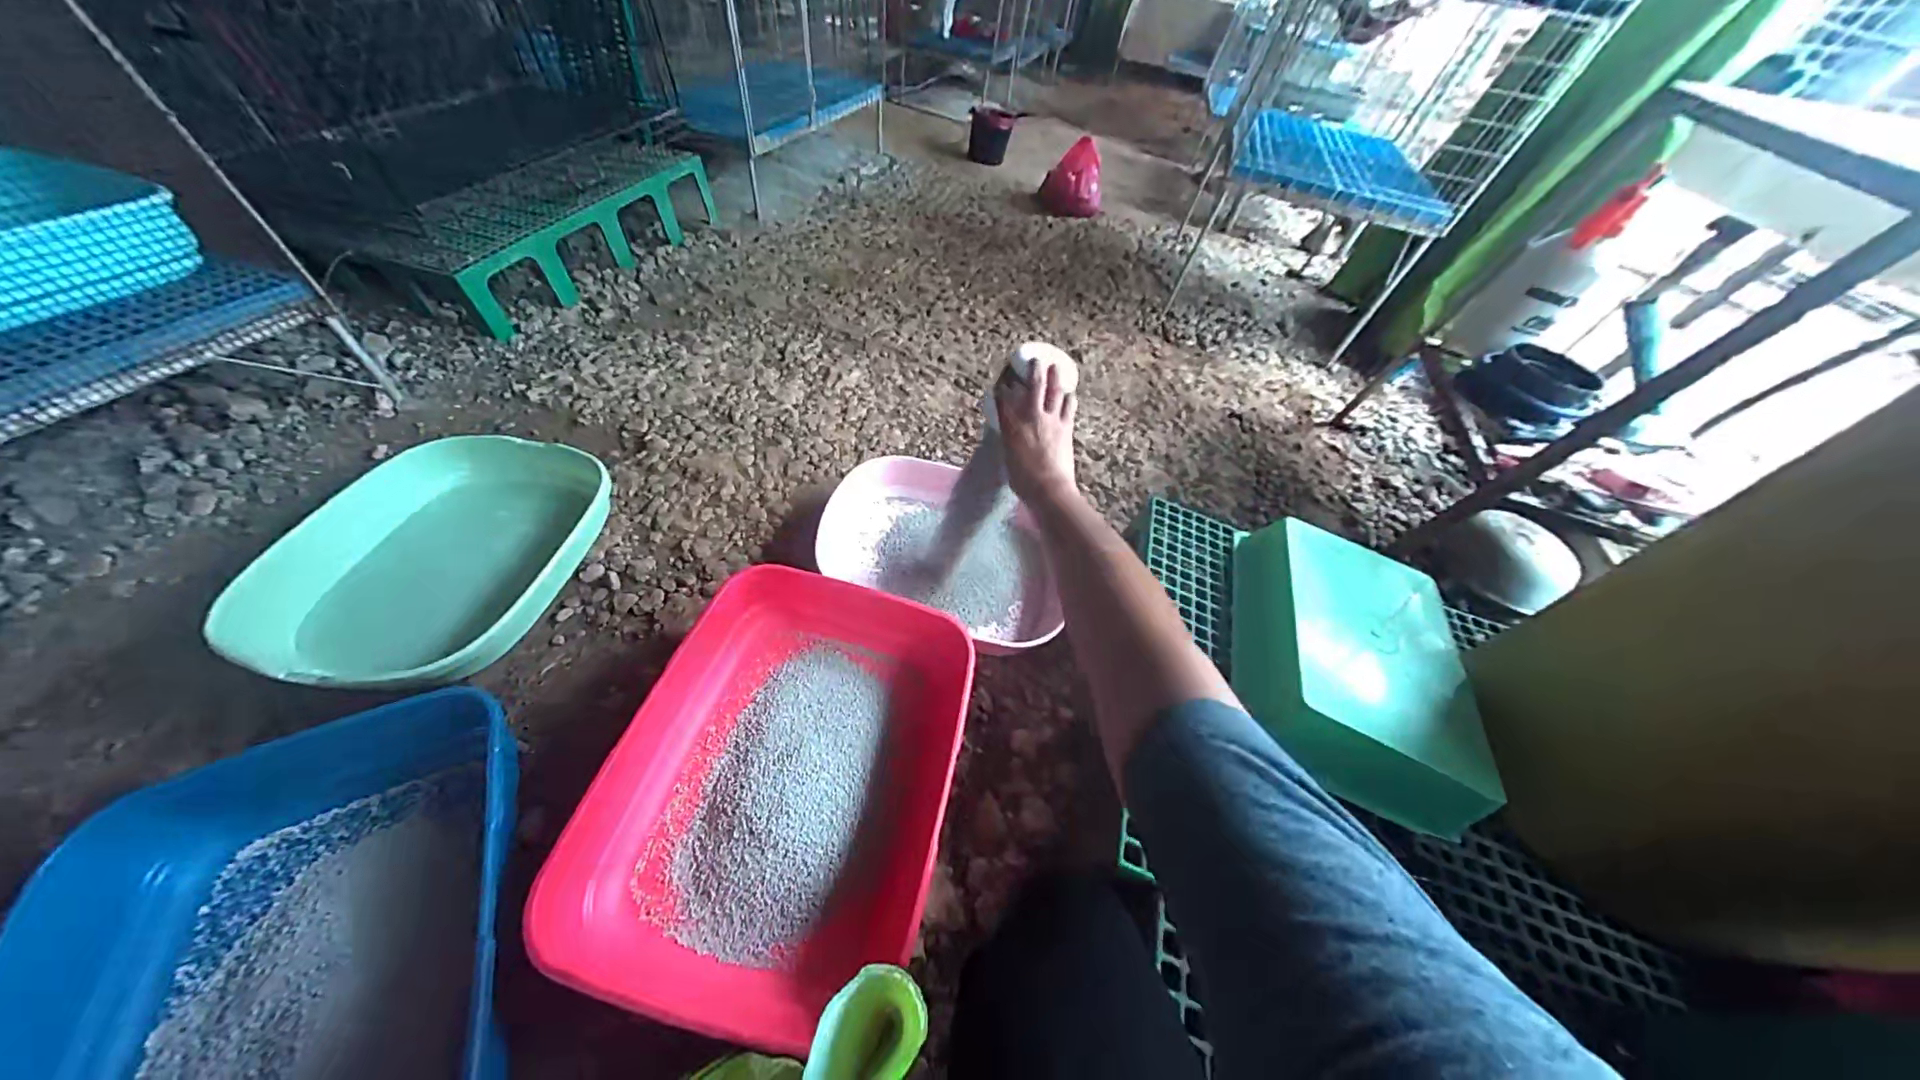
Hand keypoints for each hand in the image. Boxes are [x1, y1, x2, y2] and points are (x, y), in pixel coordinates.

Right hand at [995, 355, 1077, 505]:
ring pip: (1054, 391)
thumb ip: (1010, 442)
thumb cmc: (1023, 480)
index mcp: (1011, 426)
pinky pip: (1069, 407)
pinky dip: (1068, 398)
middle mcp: (1031, 417)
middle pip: (1033, 386)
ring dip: (1055, 377)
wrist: (1049, 489)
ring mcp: (1051, 420)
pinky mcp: (1066, 428)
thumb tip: (1013, 436)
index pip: (1004, 398)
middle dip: (1034, 370)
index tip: (1003, 381)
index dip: (1003, 387)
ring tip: (1055, 367)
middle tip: (1035, 360)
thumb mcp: (1009, 458)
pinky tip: (1069, 394)